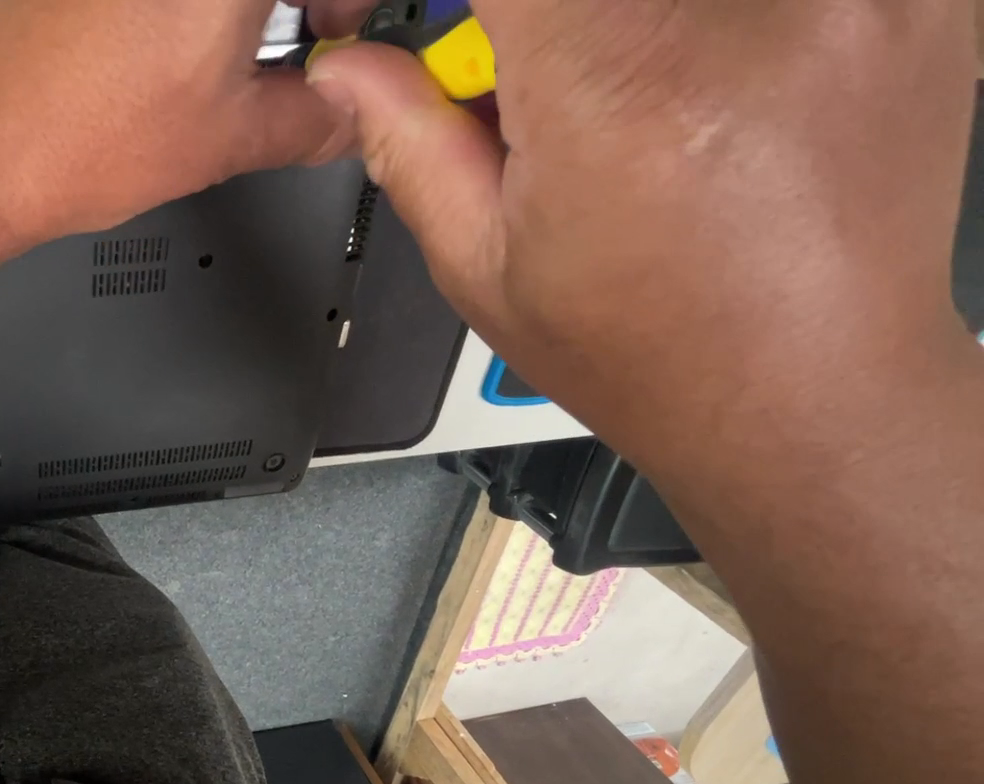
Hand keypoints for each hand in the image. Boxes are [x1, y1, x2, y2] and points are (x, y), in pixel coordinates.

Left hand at [0, 0, 370, 254]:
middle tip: (287, 38)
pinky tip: (145, 33)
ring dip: (222, 4)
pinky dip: (160, 6)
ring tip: (204, 48)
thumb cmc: (62, 138)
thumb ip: (307, 120)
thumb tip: (340, 113)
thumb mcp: (221, 140)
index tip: (338, 29)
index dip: (351, 0)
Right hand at [303, 0, 978, 465]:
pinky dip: (676, 27)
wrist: (796, 384)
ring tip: (598, 88)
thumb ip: (410, 143)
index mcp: (618, 89)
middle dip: (525, 12)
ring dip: (601, 28)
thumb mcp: (479, 263)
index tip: (441, 20)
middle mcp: (750, 12)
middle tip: (511, 63)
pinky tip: (674, 84)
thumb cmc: (637, 347)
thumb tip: (350, 70)